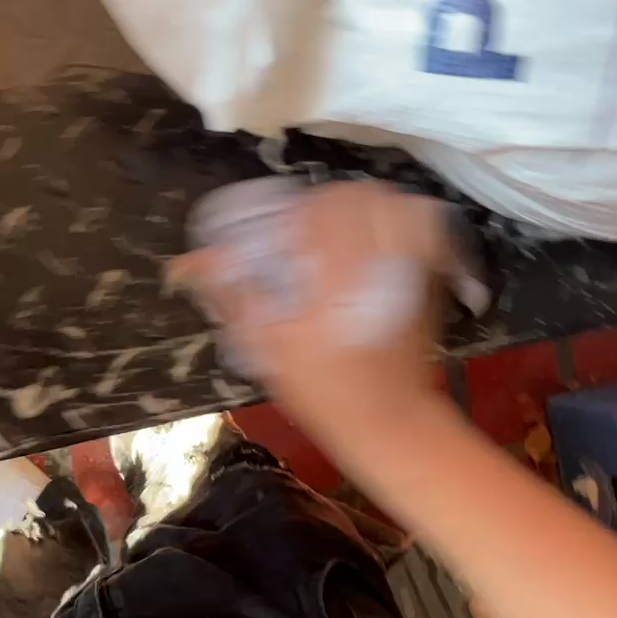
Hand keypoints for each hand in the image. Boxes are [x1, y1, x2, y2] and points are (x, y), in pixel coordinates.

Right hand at [169, 180, 451, 438]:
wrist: (388, 422)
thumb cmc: (324, 390)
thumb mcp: (264, 345)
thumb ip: (230, 296)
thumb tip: (187, 265)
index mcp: (334, 268)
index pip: (324, 205)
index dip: (302, 206)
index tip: (289, 227)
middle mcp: (375, 258)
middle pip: (360, 195)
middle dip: (333, 200)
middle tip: (315, 223)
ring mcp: (409, 268)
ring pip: (396, 204)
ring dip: (369, 205)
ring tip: (349, 226)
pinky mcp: (429, 281)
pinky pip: (426, 231)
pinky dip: (406, 222)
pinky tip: (384, 238)